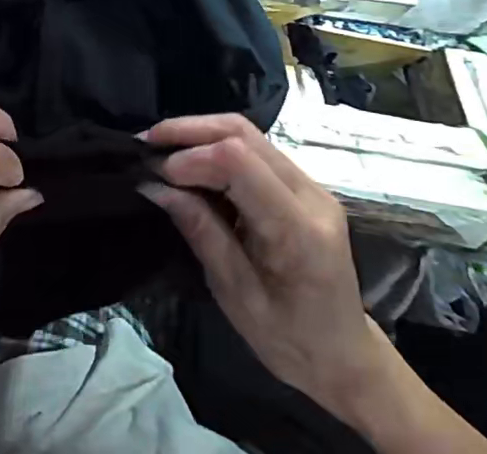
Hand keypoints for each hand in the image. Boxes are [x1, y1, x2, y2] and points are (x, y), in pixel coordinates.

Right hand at [138, 113, 382, 413]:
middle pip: (241, 133)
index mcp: (298, 230)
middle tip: (144, 145)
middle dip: (186, 132)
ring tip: (158, 148)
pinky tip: (186, 159)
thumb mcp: (235, 292)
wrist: (342, 354)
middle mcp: (310, 194)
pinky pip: (251, 146)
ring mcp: (309, 184)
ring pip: (245, 132)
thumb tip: (153, 185)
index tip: (153, 175)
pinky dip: (211, 144)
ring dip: (196, 134)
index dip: (189, 159)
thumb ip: (199, 230)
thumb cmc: (289, 336)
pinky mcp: (299, 183)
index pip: (238, 162)